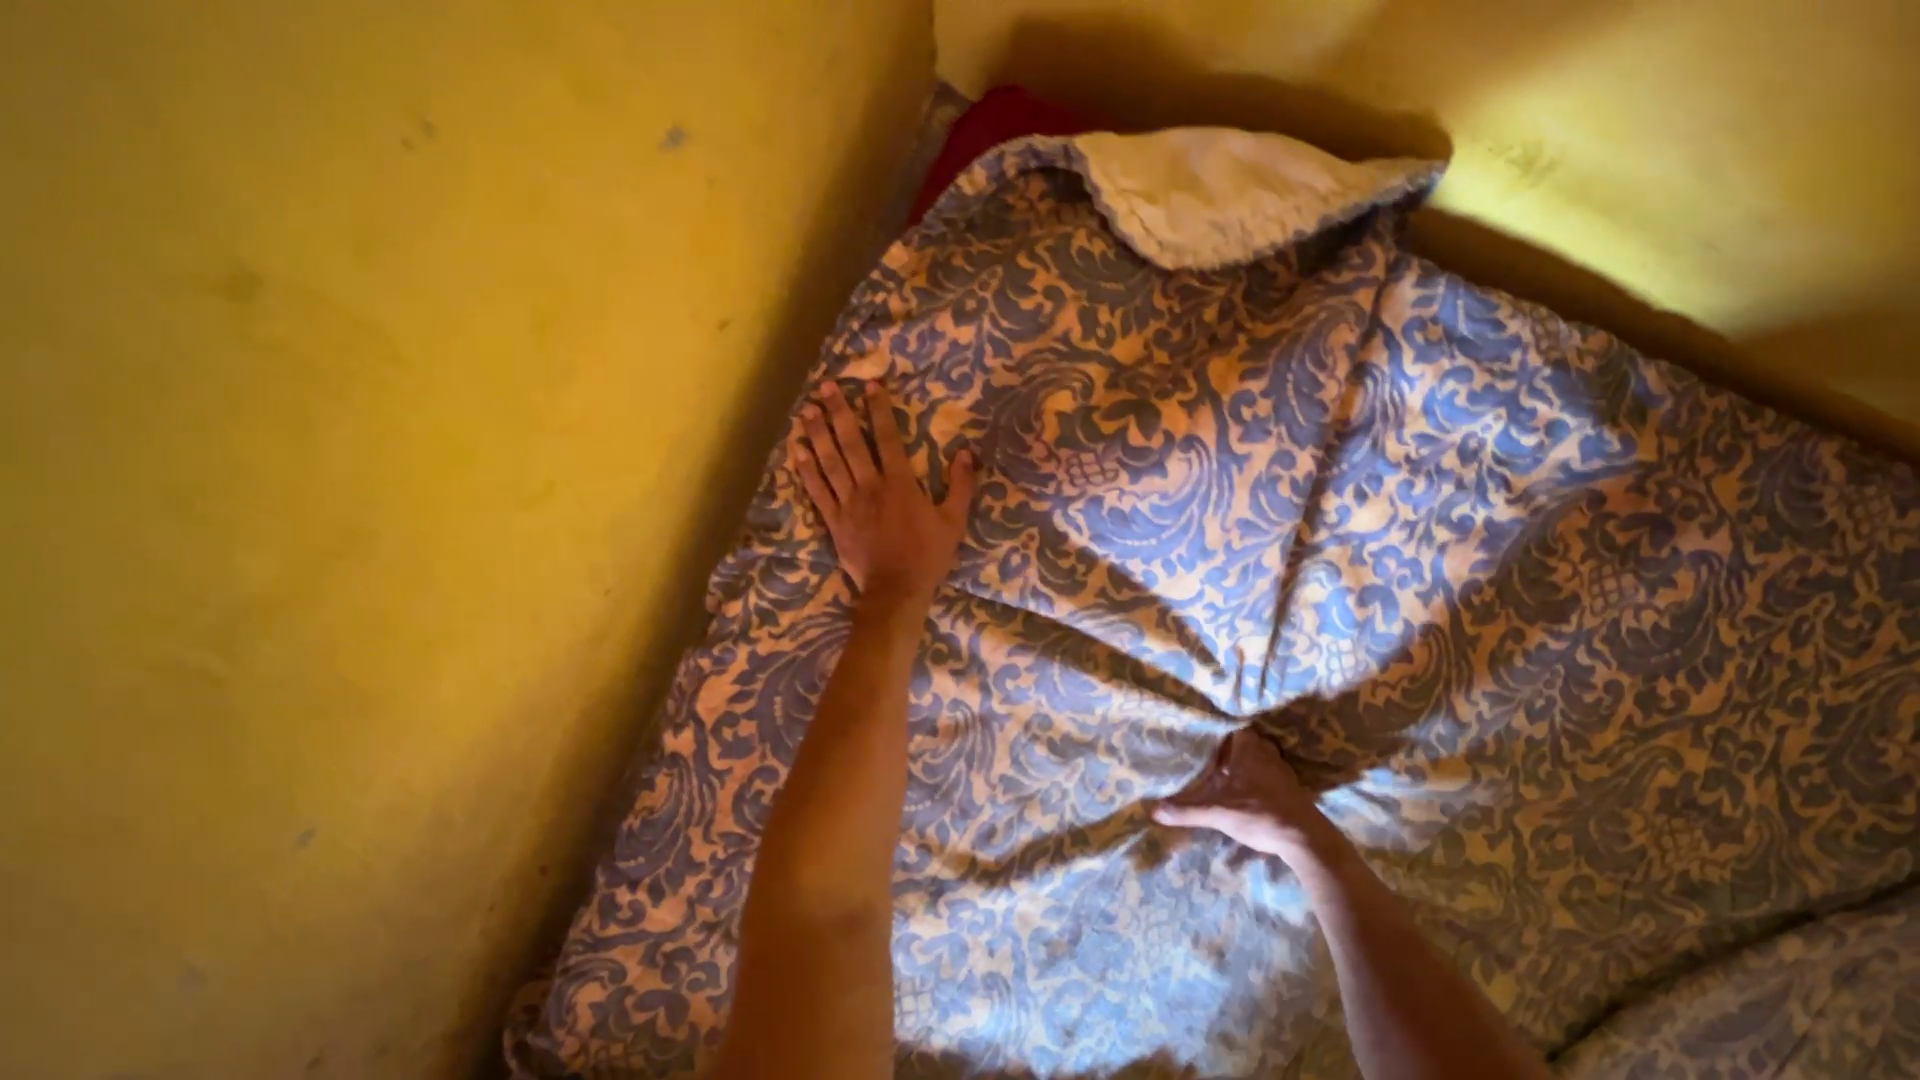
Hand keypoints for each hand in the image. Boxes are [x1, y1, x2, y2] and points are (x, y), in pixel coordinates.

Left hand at [791, 380, 977, 602]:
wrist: (896, 591)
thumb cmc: (927, 556)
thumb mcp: (954, 521)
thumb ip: (960, 485)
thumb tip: (966, 452)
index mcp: (900, 484)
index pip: (888, 438)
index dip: (879, 409)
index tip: (870, 385)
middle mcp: (870, 486)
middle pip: (852, 443)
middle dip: (840, 412)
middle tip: (828, 387)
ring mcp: (848, 504)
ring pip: (830, 462)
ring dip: (818, 434)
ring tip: (807, 410)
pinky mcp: (833, 521)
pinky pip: (817, 491)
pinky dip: (806, 470)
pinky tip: (797, 450)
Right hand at [1151, 729, 1343, 864]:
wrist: (1304, 839)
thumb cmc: (1258, 814)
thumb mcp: (1217, 812)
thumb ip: (1186, 810)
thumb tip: (1154, 811)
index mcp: (1249, 749)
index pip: (1231, 729)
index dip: (1217, 734)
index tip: (1201, 741)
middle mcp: (1266, 753)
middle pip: (1244, 742)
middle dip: (1229, 750)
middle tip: (1209, 761)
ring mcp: (1282, 770)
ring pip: (1259, 758)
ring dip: (1244, 765)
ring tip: (1224, 777)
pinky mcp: (1290, 787)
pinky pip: (1268, 773)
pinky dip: (1256, 779)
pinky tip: (1245, 793)